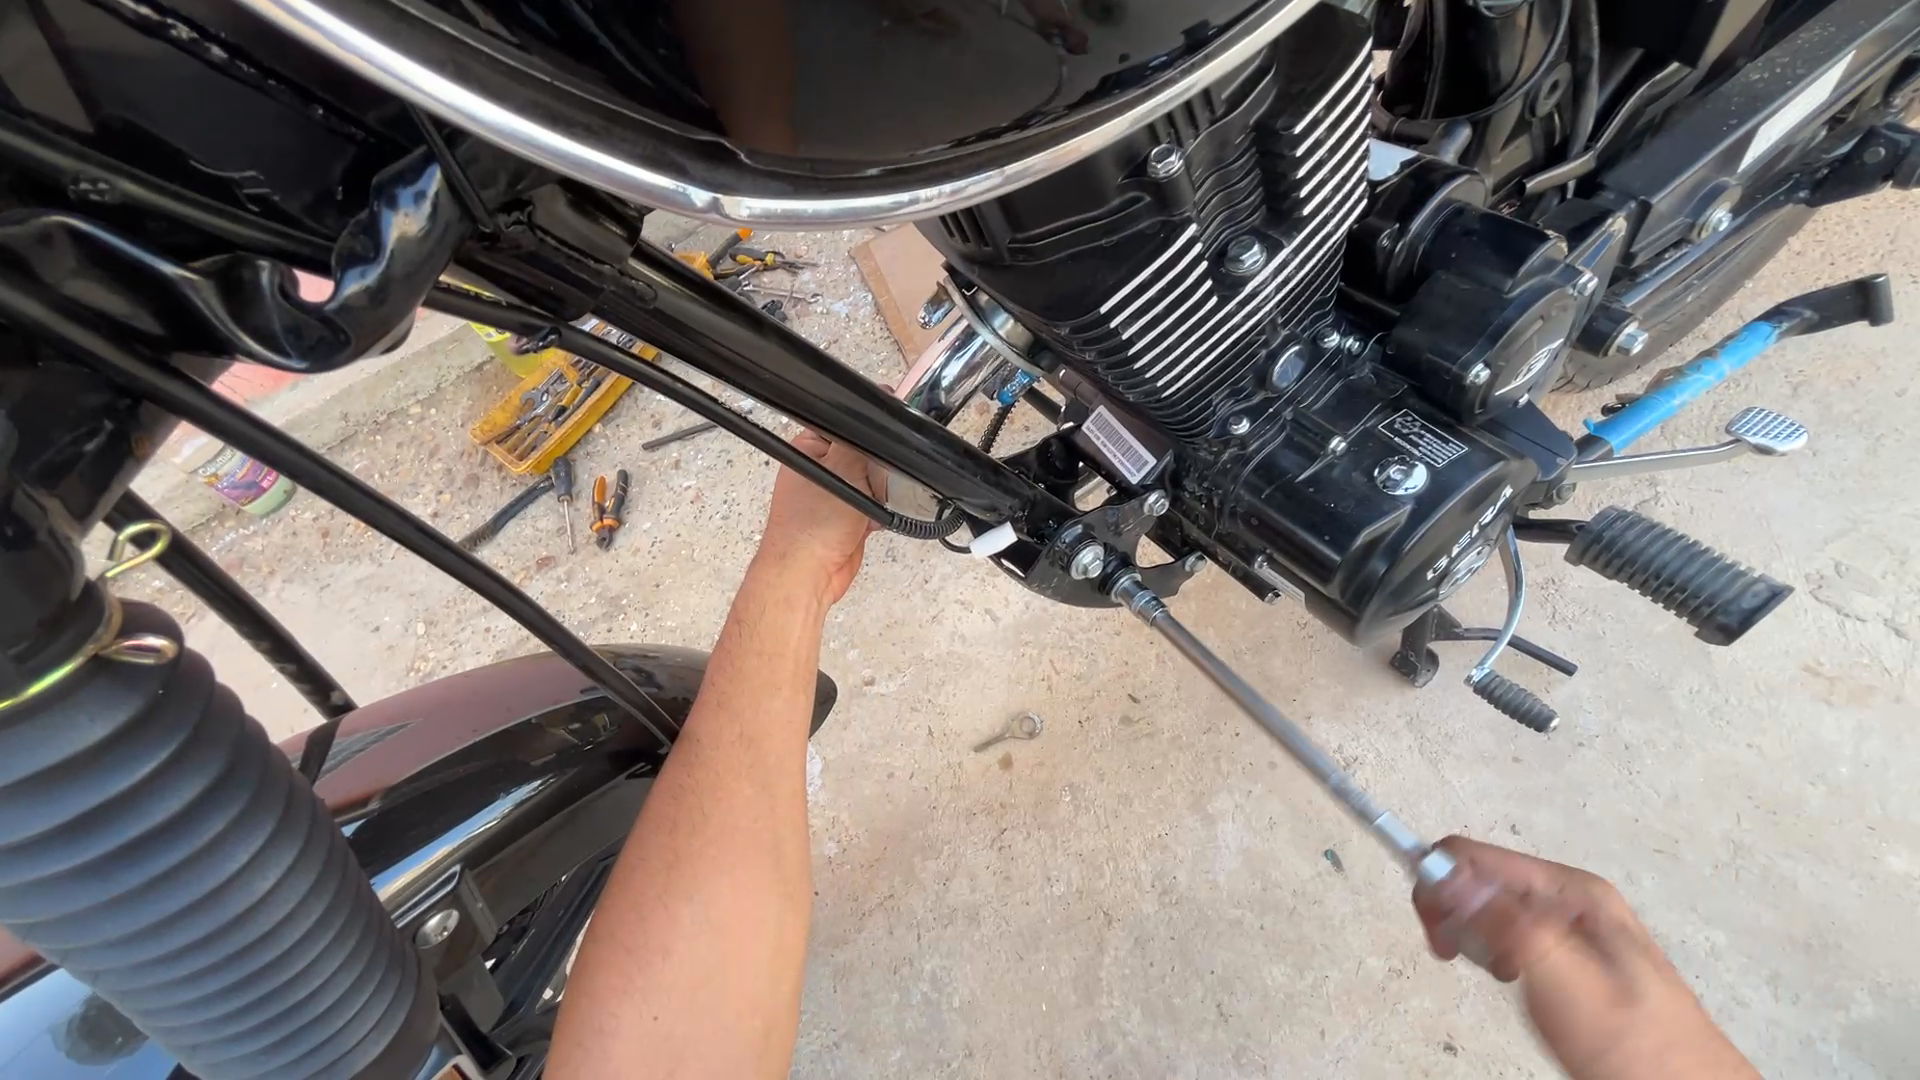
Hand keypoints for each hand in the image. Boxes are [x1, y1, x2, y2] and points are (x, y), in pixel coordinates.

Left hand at [751, 431, 881, 606]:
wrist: (810, 573)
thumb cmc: (810, 526)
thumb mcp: (843, 468)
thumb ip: (861, 442)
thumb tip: (876, 424)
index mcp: (809, 449)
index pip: (845, 427)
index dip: (866, 432)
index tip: (881, 443)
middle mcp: (819, 471)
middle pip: (864, 456)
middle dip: (876, 469)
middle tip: (872, 480)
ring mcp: (833, 497)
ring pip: (872, 483)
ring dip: (879, 495)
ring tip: (870, 505)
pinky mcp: (848, 519)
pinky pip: (874, 508)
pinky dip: (879, 514)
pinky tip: (872, 521)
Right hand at [1413, 837, 1757, 1079]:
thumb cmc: (1639, 1053)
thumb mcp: (1564, 983)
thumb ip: (1505, 923)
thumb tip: (1444, 873)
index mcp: (1573, 891)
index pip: (1471, 856)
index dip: (1436, 882)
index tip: (1431, 928)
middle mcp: (1570, 896)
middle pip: (1475, 875)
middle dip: (1452, 910)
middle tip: (1449, 953)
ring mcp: (1570, 922)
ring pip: (1485, 903)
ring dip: (1472, 934)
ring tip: (1495, 974)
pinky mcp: (1566, 948)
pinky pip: (1505, 927)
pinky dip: (1492, 949)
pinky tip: (1510, 977)